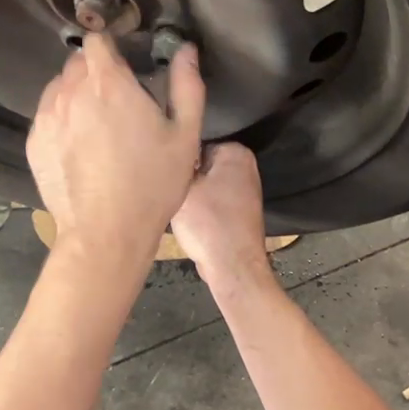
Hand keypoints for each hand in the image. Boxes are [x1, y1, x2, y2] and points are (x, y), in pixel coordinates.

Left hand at [28, 34, 205, 267]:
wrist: (106, 232)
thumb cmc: (152, 185)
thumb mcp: (184, 136)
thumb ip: (187, 86)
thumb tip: (186, 50)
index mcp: (109, 83)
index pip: (98, 40)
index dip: (112, 47)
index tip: (125, 63)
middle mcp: (71, 92)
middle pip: (77, 63)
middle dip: (96, 73)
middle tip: (119, 101)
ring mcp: (47, 118)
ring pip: (59, 88)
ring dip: (77, 95)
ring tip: (99, 126)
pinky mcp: (35, 143)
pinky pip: (48, 117)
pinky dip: (62, 122)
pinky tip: (82, 149)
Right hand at [171, 142, 271, 292]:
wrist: (232, 266)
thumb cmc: (208, 222)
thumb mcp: (182, 187)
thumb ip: (176, 164)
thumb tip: (167, 152)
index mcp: (236, 152)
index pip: (196, 142)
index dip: (177, 157)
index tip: (163, 170)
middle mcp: (246, 168)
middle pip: (201, 164)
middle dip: (185, 175)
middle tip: (165, 186)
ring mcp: (244, 192)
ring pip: (205, 184)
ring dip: (190, 194)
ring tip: (173, 200)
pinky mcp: (239, 213)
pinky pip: (212, 202)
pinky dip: (200, 208)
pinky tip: (188, 217)